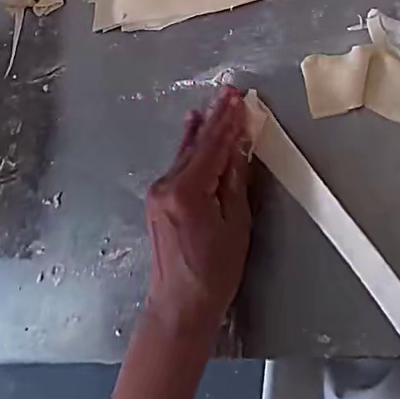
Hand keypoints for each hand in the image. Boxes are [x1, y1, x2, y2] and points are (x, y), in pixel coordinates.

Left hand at [143, 86, 251, 335]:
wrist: (179, 308)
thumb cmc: (215, 272)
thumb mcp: (236, 224)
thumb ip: (234, 180)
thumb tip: (238, 145)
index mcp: (188, 191)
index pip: (214, 146)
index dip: (229, 121)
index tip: (241, 98)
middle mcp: (167, 184)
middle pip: (199, 143)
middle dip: (217, 116)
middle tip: (231, 90)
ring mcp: (159, 191)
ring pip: (188, 151)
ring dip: (205, 127)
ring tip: (217, 101)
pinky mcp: (158, 198)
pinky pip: (179, 163)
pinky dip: (191, 144)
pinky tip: (193, 124)